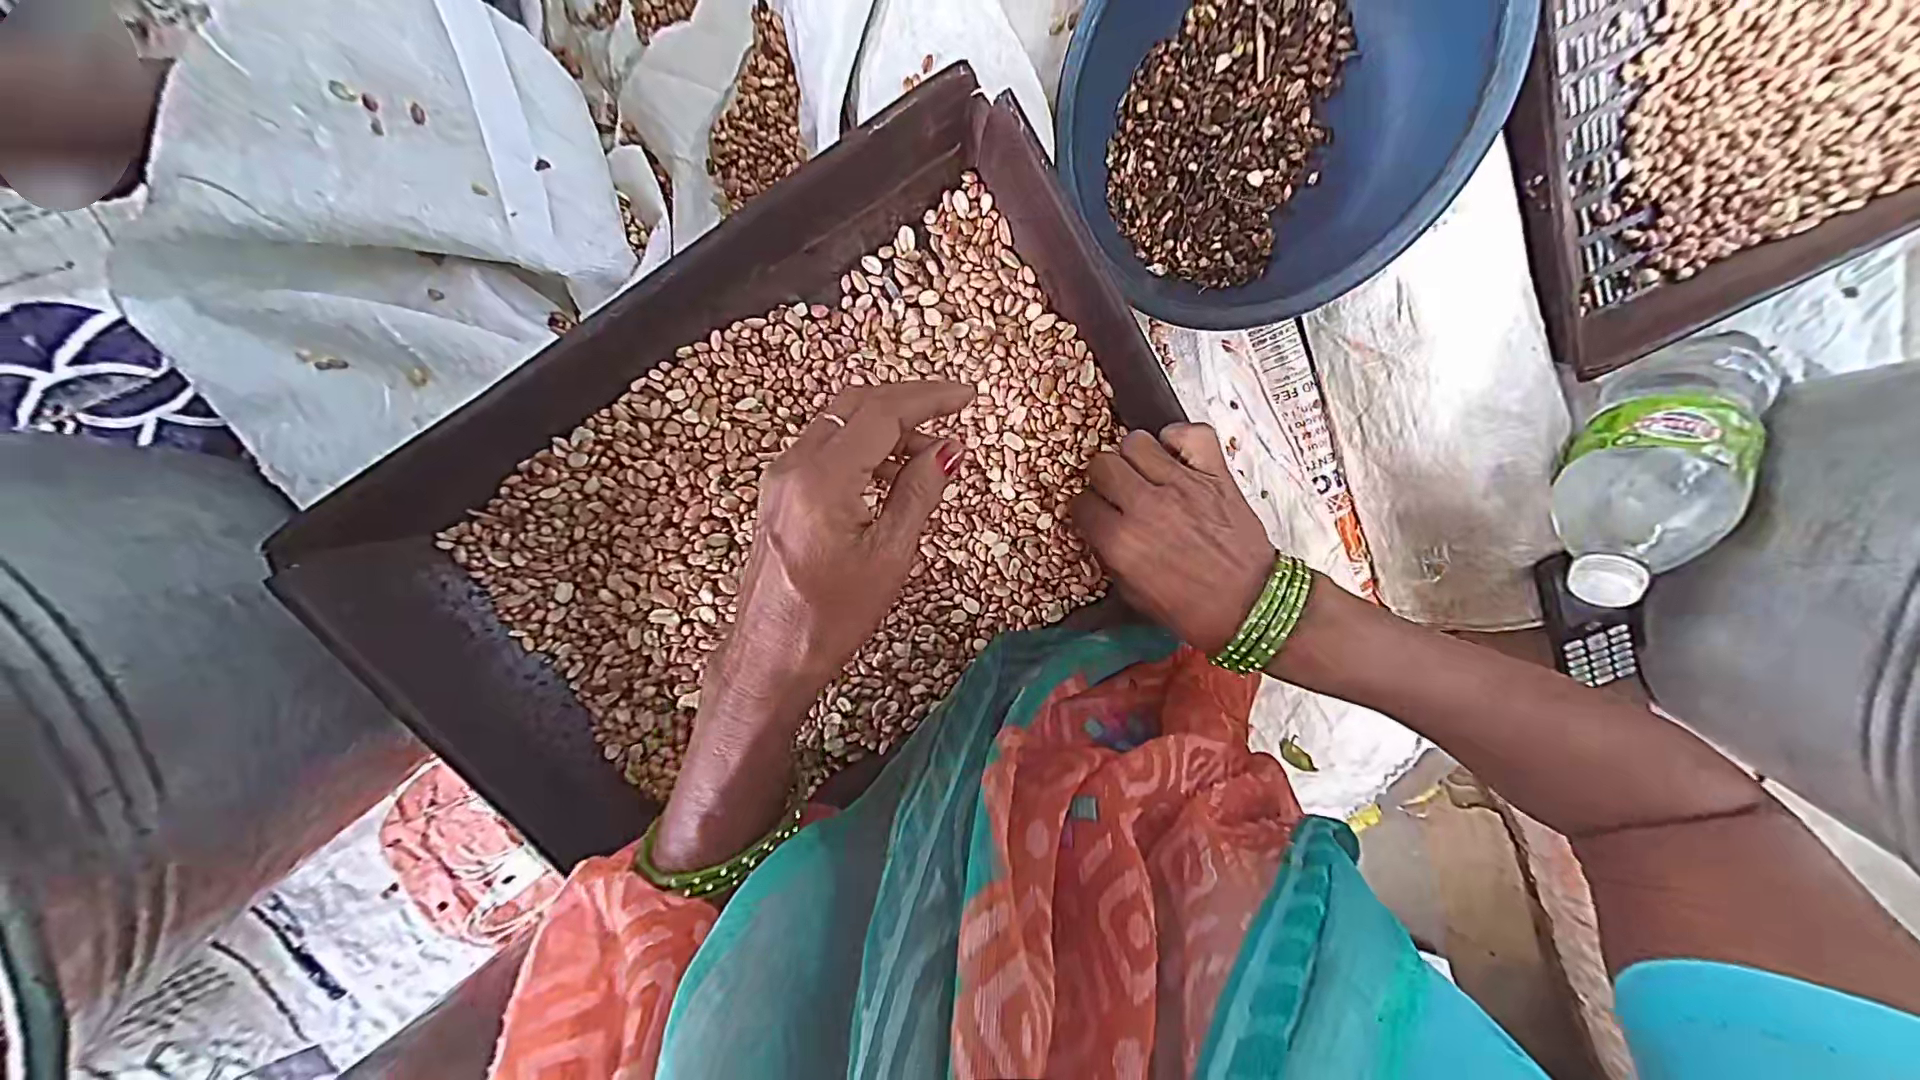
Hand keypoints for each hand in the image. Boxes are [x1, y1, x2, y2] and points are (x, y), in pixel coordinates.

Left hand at [703, 379, 973, 725]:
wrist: (770, 655)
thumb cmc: (831, 618)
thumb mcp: (890, 555)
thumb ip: (919, 491)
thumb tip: (950, 448)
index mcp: (822, 479)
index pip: (883, 412)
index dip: (930, 397)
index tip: (966, 396)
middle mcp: (793, 466)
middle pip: (856, 405)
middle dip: (908, 404)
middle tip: (951, 418)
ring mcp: (780, 478)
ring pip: (839, 424)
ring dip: (886, 428)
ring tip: (928, 459)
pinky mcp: (779, 493)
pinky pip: (824, 449)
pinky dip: (862, 448)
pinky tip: (890, 475)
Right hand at [1071, 425, 1274, 652]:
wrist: (1251, 608)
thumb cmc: (1191, 609)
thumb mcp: (1132, 595)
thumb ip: (1109, 556)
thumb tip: (1099, 530)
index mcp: (1121, 542)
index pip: (1081, 504)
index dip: (1086, 510)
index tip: (1095, 515)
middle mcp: (1146, 507)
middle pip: (1102, 464)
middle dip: (1103, 479)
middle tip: (1116, 492)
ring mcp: (1182, 486)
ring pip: (1136, 442)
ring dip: (1134, 458)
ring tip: (1146, 475)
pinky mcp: (1215, 475)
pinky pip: (1189, 433)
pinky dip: (1179, 439)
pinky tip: (1176, 458)